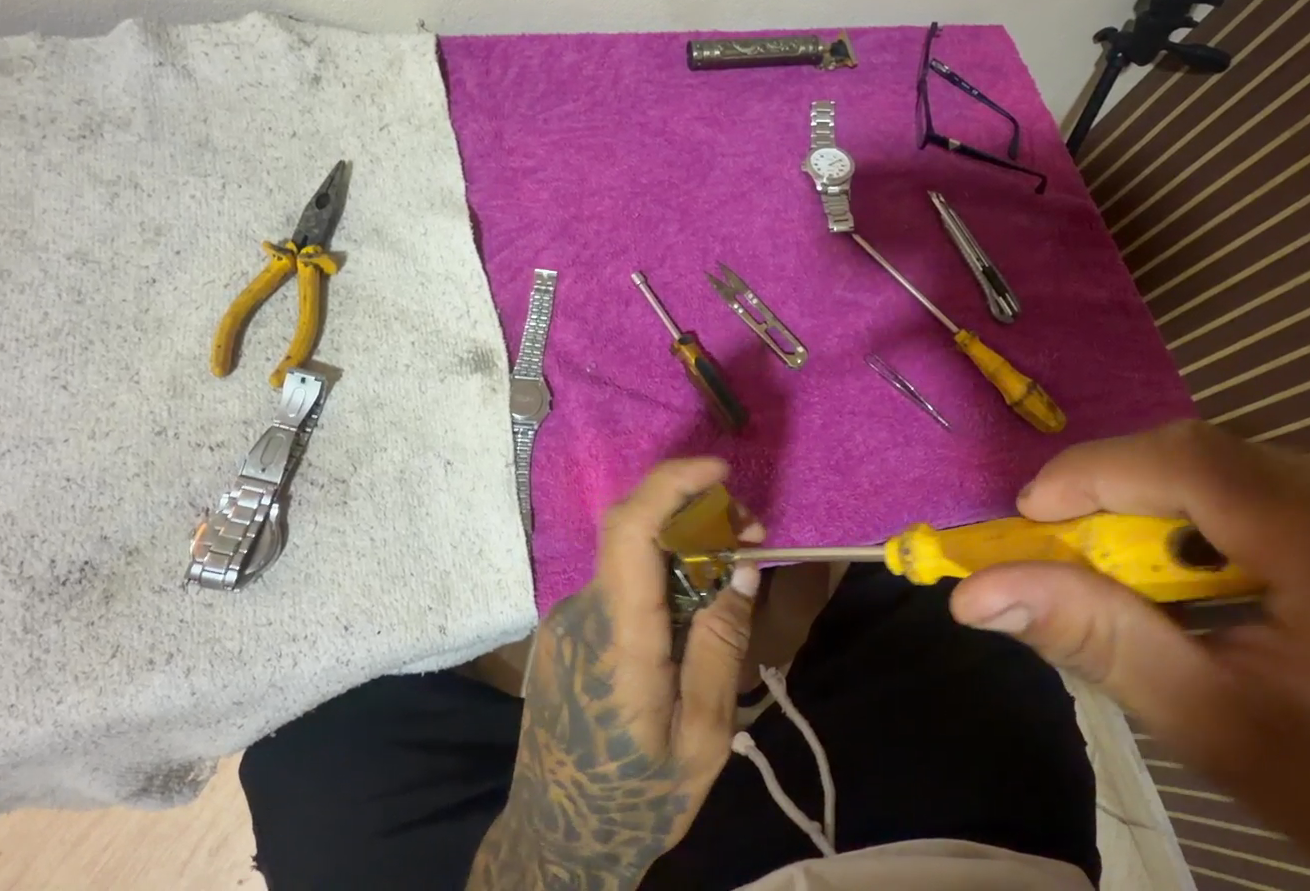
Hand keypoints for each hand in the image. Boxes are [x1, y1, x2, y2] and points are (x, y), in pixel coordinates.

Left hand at [468, 458, 757, 889]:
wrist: (557, 838)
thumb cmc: (639, 798)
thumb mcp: (702, 738)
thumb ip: (720, 647)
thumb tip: (741, 568)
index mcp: (619, 643)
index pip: (631, 532)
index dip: (672, 484)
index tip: (720, 472)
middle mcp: (582, 616)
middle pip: (636, 536)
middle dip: (698, 518)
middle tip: (751, 537)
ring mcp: (565, 623)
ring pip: (630, 561)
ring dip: (681, 552)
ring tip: (729, 576)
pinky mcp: (564, 633)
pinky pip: (618, 586)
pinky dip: (658, 577)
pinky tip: (689, 609)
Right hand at [952, 421, 1309, 890]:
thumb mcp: (1213, 726)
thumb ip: (1095, 638)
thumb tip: (972, 591)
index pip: (1202, 465)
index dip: (1100, 472)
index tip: (1033, 511)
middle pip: (1227, 461)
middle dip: (1140, 502)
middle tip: (1087, 556)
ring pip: (1260, 463)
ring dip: (1194, 509)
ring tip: (1173, 577)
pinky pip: (1306, 476)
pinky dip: (1249, 512)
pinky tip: (1246, 569)